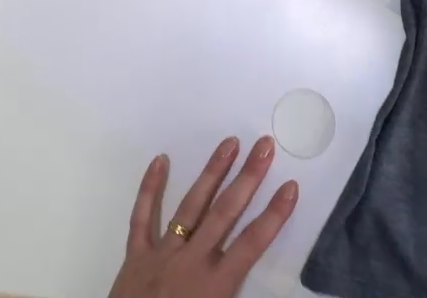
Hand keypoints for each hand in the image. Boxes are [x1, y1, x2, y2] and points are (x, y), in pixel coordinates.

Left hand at [108, 136, 297, 297]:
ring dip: (212, 173)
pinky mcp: (136, 255)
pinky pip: (142, 217)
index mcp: (215, 287)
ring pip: (190, 205)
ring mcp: (162, 254)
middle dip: (247, 178)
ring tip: (229, 143)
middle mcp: (191, 263)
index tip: (291, 185)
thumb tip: (276, 296)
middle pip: (225, 213)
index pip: (252, 244)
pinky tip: (160, 160)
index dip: (274, 215)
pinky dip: (150, 188)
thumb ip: (239, 295)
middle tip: (264, 146)